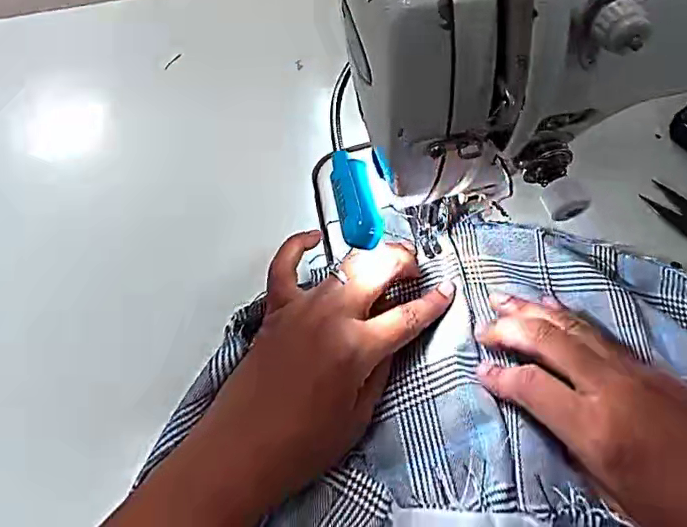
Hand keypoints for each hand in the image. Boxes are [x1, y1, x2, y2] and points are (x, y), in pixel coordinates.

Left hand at [109, 233, 455, 526]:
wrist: (242, 447)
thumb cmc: (296, 444)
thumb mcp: (357, 416)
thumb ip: (380, 370)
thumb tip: (393, 340)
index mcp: (355, 348)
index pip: (406, 316)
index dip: (431, 303)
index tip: (444, 292)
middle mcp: (330, 317)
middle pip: (377, 270)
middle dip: (404, 261)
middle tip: (416, 268)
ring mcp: (302, 306)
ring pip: (343, 262)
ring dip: (370, 254)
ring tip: (384, 257)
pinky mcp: (277, 306)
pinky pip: (286, 263)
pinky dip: (299, 245)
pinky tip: (313, 238)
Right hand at [477, 294, 686, 526]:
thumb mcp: (622, 505)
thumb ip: (579, 459)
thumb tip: (551, 427)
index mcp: (598, 430)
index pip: (531, 386)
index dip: (500, 377)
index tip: (482, 372)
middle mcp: (611, 388)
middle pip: (547, 339)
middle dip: (510, 328)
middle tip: (484, 327)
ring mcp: (634, 370)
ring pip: (572, 325)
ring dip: (535, 310)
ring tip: (506, 299)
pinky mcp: (652, 366)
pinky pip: (598, 330)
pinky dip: (569, 315)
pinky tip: (555, 307)